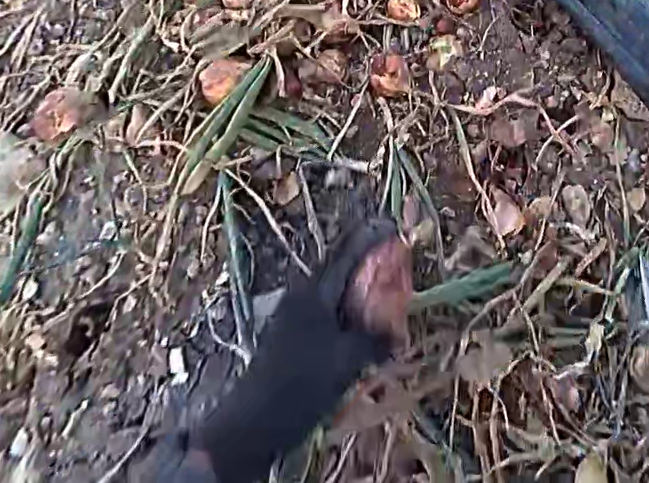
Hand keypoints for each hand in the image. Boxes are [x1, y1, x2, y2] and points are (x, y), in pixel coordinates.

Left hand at [139, 220, 410, 482]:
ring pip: (331, 288)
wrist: (249, 425)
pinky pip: (323, 307)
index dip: (372, 236)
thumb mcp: (347, 361)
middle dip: (366, 259)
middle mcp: (302, 294)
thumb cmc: (301, 385)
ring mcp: (291, 313)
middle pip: (339, 266)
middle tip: (391, 258)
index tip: (392, 224)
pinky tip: (354, 325)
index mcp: (317, 291)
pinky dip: (343, 307)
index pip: (348, 252)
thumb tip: (399, 333)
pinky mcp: (286, 332)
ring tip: (378, 292)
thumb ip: (376, 339)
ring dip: (355, 286)